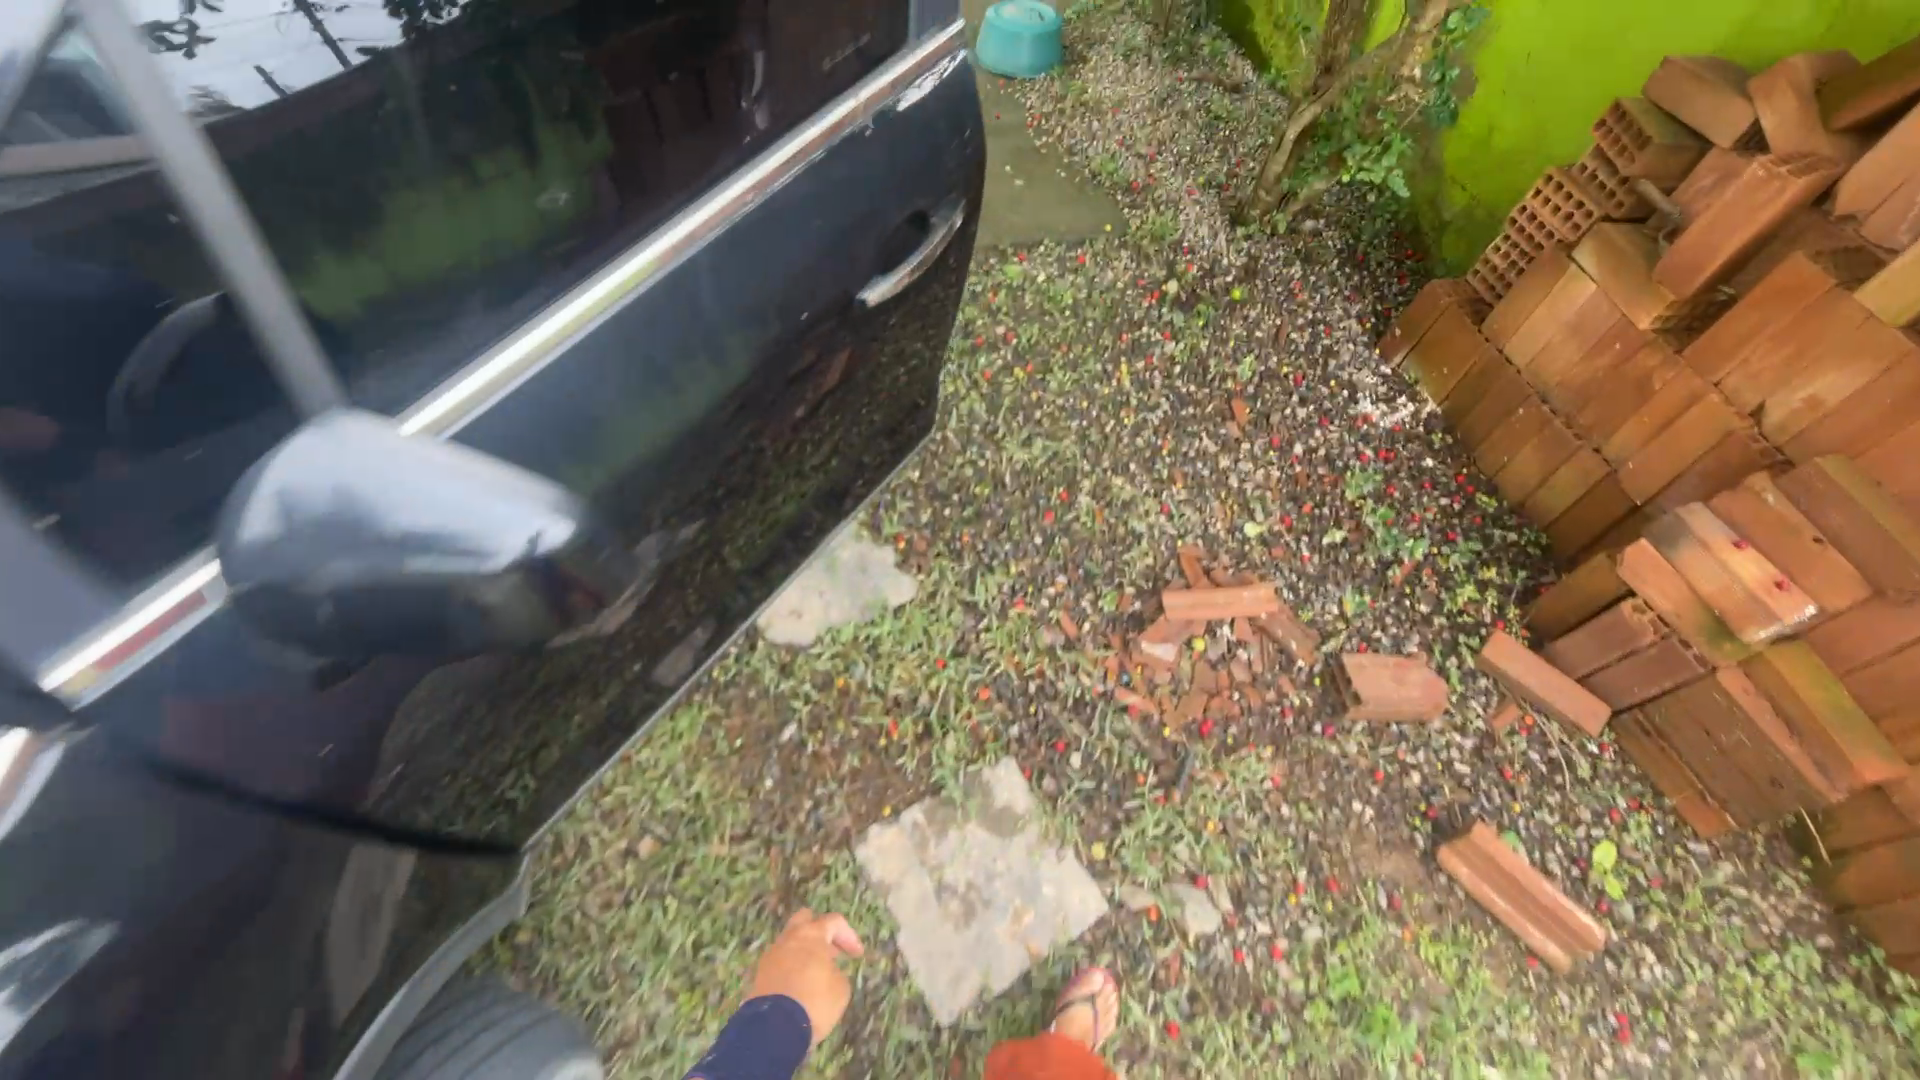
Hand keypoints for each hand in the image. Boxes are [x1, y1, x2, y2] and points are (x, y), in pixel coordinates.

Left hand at [746, 909, 865, 1047]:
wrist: (773, 1029)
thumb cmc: (814, 1002)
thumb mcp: (841, 989)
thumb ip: (837, 972)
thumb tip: (828, 971)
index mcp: (812, 934)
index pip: (834, 921)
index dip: (849, 935)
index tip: (857, 955)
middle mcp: (790, 938)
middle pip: (805, 919)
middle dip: (820, 931)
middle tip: (831, 951)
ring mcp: (771, 954)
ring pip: (790, 941)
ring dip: (804, 951)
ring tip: (816, 972)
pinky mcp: (759, 974)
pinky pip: (780, 961)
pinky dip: (791, 967)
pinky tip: (799, 985)